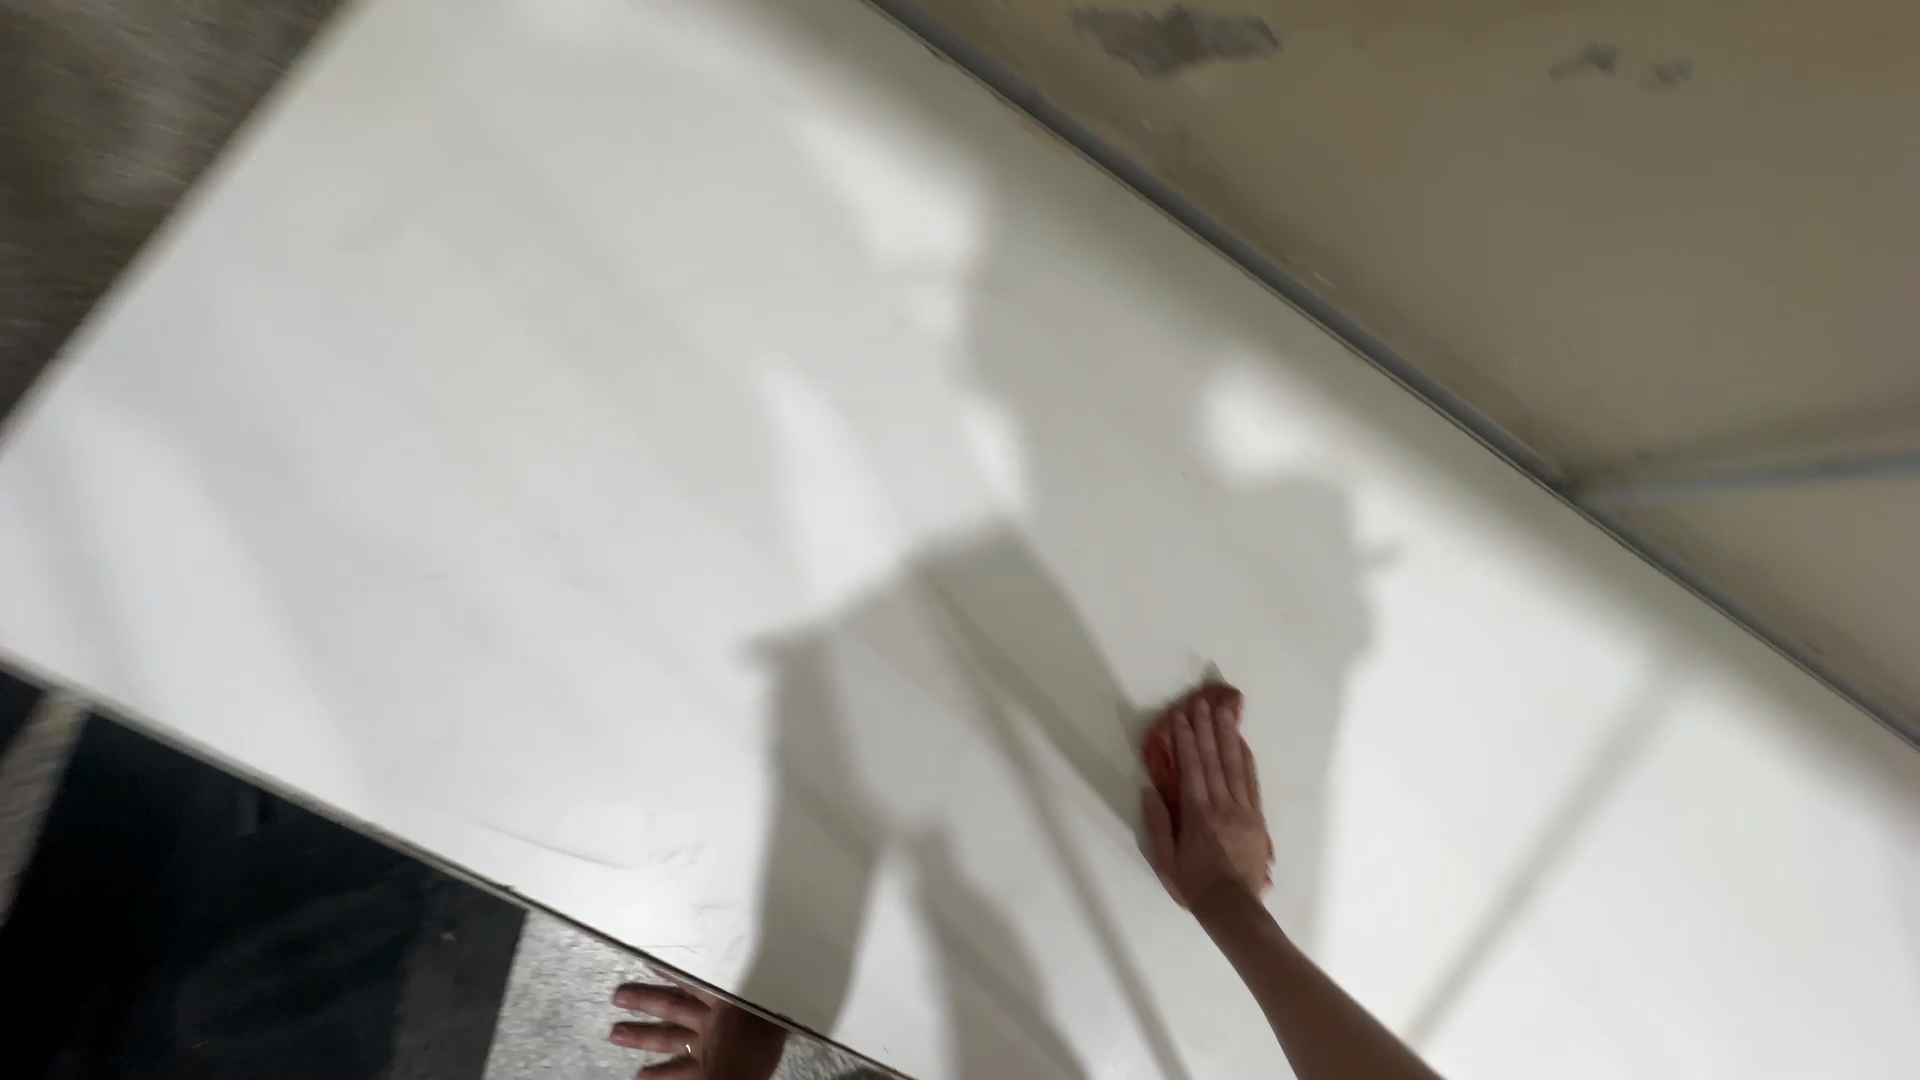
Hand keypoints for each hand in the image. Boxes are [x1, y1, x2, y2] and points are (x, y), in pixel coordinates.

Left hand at [610, 977, 787, 1079]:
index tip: (652, 960)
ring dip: (640, 1036)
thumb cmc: (767, 1033)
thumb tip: (788, 970)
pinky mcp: (698, 1073)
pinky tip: (639, 1077)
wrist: (749, 1069)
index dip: (674, 971)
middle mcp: (708, 1021)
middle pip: (672, 1007)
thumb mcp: (775, 1004)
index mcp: (724, 1000)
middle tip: (618, 997)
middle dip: (645, 1001)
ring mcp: (699, 1047)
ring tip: (615, 1033)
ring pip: (666, 1039)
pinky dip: (657, 1077)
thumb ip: (772, 992)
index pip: (695, 979)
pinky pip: (675, 1074)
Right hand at [1142, 693, 1270, 910]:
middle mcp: (1222, 806)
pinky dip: (1246, 759)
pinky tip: (1242, 743)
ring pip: (1235, 765)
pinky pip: (1251, 782)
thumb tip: (1150, 791)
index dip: (1186, 740)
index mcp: (1198, 815)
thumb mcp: (1165, 860)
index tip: (1181, 716)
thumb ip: (1157, 824)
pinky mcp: (1256, 818)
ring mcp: (1243, 810)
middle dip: (1206, 729)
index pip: (1192, 768)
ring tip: (1223, 712)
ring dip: (1228, 736)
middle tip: (1201, 703)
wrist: (1234, 909)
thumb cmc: (1194, 885)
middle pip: (1214, 760)